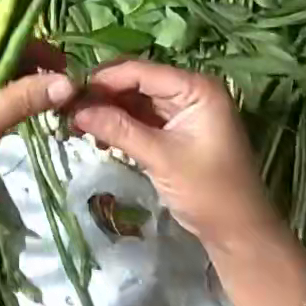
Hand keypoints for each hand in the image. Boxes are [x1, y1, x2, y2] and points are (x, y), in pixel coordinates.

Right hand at [68, 60, 287, 254]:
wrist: (238, 234)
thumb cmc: (209, 192)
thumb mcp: (161, 158)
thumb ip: (119, 129)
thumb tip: (76, 111)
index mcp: (196, 88)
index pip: (140, 71)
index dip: (103, 79)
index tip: (68, 93)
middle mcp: (189, 90)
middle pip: (134, 81)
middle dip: (101, 94)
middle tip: (66, 108)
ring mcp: (180, 109)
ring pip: (132, 98)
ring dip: (105, 109)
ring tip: (74, 123)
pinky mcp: (172, 128)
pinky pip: (137, 116)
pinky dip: (116, 123)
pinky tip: (94, 135)